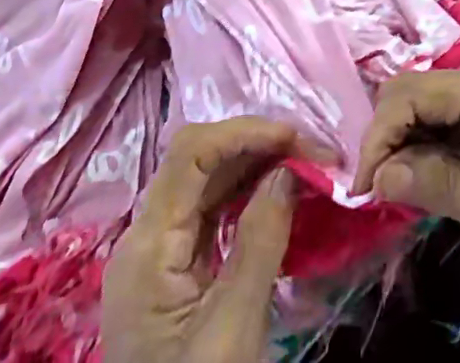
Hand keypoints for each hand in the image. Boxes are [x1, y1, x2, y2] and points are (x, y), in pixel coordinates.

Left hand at [101, 118, 325, 362]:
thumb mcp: (235, 326)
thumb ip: (260, 241)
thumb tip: (288, 171)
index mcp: (148, 244)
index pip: (190, 154)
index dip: (243, 132)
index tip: (297, 137)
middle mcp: (145, 235)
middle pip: (197, 163)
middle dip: (256, 146)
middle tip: (314, 153)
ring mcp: (157, 252)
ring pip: (204, 185)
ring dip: (254, 167)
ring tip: (305, 167)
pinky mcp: (172, 269)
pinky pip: (208, 215)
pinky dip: (244, 197)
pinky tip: (278, 195)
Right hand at [352, 66, 459, 286]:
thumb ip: (440, 186)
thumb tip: (379, 175)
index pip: (408, 96)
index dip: (377, 137)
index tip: (364, 187)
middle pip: (408, 91)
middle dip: (385, 136)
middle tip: (378, 189)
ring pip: (420, 102)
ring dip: (400, 141)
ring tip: (396, 187)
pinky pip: (439, 116)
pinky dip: (421, 143)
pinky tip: (423, 176)